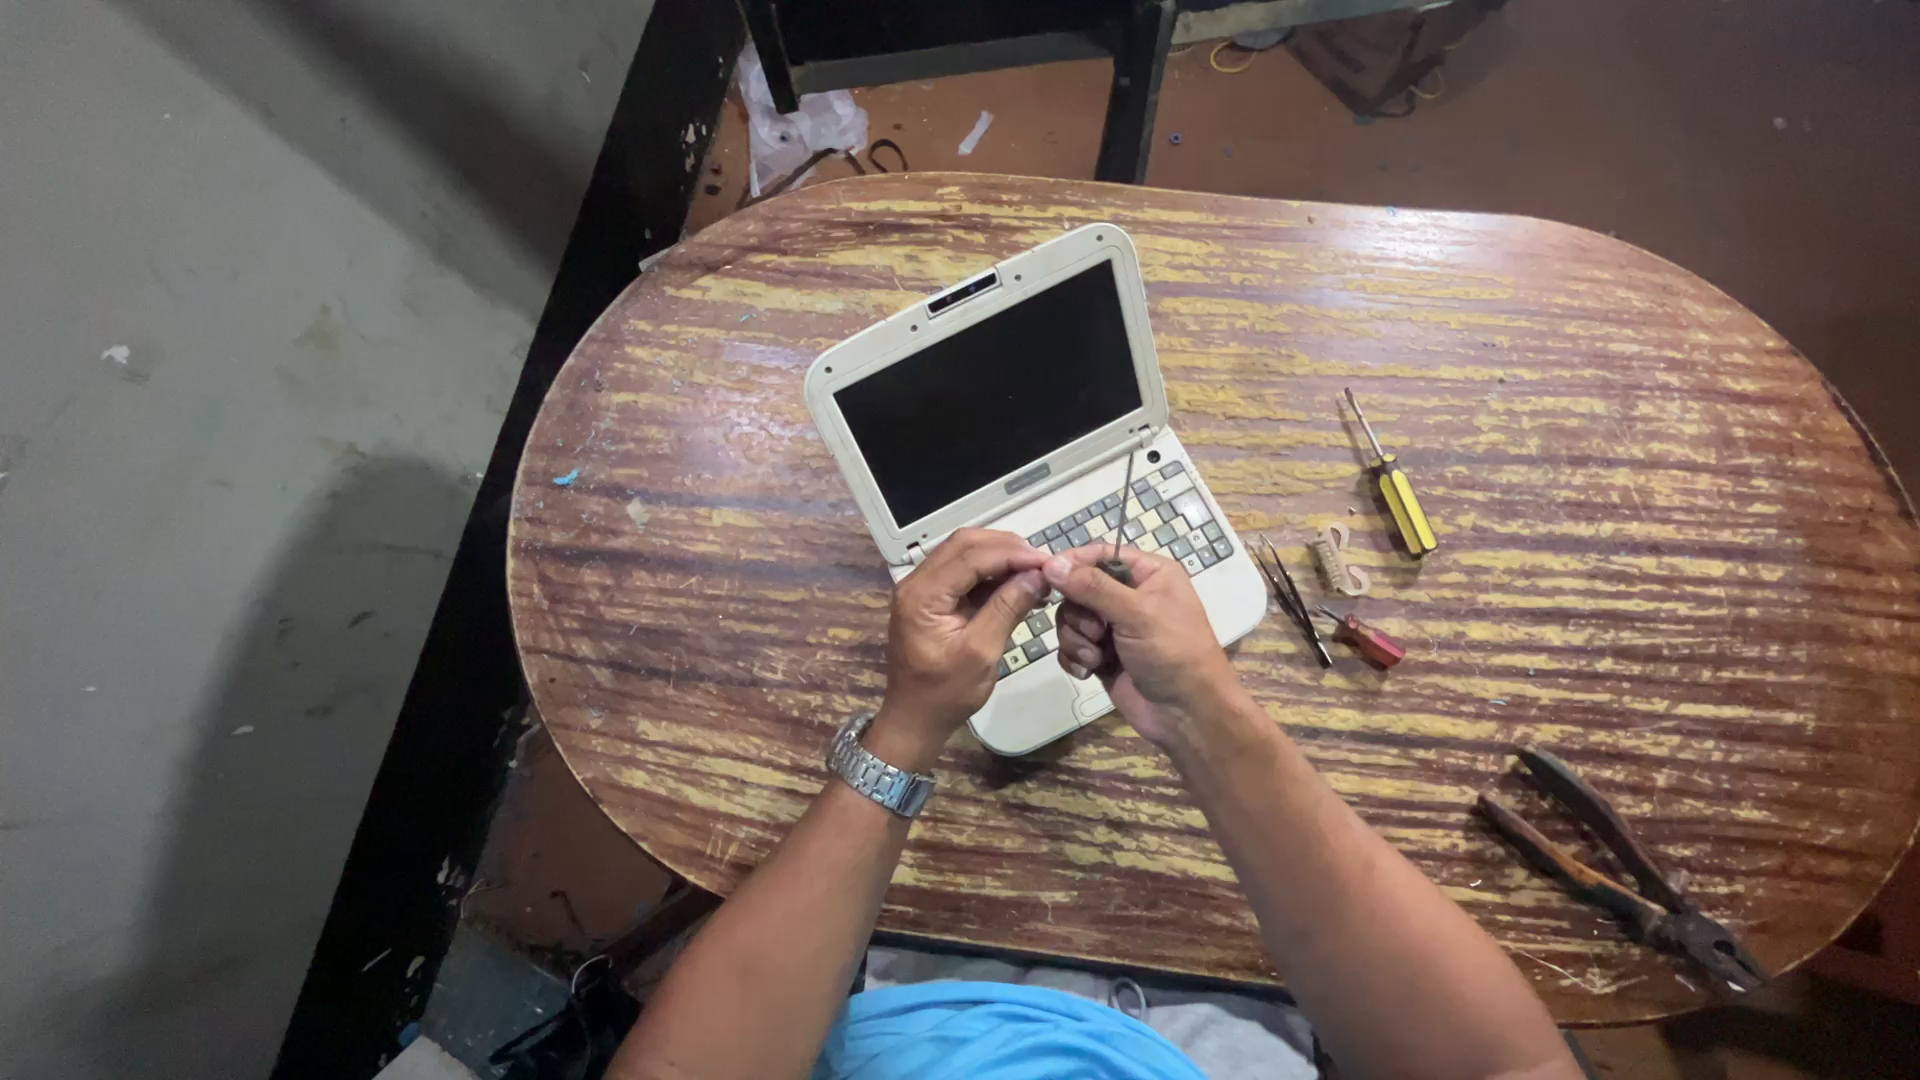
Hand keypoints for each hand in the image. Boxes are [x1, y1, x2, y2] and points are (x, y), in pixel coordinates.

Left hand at [872, 528, 1049, 770]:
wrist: (915, 718)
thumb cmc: (946, 694)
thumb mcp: (981, 653)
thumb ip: (1007, 609)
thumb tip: (1038, 576)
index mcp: (922, 595)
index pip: (970, 556)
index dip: (1012, 553)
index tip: (1047, 562)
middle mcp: (916, 582)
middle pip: (964, 544)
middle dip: (1007, 547)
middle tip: (1043, 563)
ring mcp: (922, 587)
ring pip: (964, 552)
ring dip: (1000, 556)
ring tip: (1035, 572)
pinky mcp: (932, 597)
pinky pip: (963, 571)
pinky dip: (991, 572)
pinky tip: (1017, 583)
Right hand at [1046, 545, 1245, 746]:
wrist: (1187, 715)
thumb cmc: (1172, 653)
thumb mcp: (1136, 613)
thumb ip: (1092, 586)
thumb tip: (1050, 562)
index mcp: (1148, 574)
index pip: (1100, 554)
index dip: (1073, 563)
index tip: (1046, 574)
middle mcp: (1129, 595)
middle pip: (1079, 588)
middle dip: (1079, 613)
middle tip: (1096, 631)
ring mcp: (1114, 627)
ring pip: (1071, 619)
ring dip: (1077, 638)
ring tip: (1096, 657)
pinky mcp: (1102, 655)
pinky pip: (1072, 646)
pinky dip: (1075, 657)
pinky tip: (1090, 671)